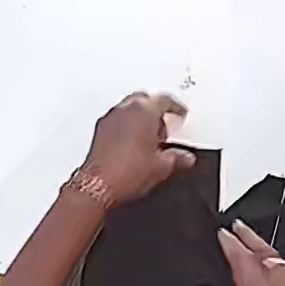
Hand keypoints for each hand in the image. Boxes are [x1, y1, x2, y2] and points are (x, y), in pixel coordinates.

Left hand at [81, 92, 195, 204]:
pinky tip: (133, 145)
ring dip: (140, 118)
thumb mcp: (162, 167)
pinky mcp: (100, 130)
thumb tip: (185, 157)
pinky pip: (118, 120)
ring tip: (150, 139)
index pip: (164, 100)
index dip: (175, 107)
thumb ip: (177, 157)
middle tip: (165, 128)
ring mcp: (110, 119)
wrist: (99, 186)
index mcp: (144, 111)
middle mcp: (125, 110)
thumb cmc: (126, 172)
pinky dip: (127, 127)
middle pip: (145, 99)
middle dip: (156, 110)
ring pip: (129, 108)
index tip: (179, 113)